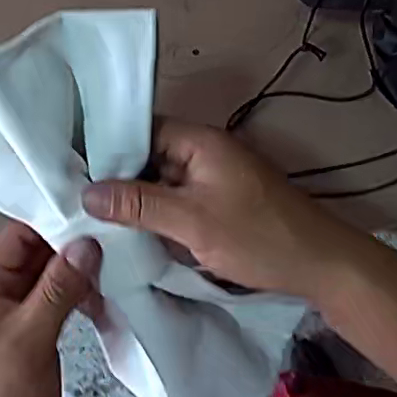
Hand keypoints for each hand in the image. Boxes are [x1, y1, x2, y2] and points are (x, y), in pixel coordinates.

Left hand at [0, 223, 99, 396]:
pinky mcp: (34, 346)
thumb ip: (56, 290)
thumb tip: (84, 244)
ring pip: (48, 283)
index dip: (47, 224)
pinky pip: (57, 308)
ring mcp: (16, 325)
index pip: (14, 240)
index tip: (84, 214)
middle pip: (32, 259)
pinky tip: (101, 296)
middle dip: (67, 247)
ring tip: (110, 261)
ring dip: (75, 274)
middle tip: (107, 235)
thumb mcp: (27, 341)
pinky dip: (77, 299)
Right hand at [83, 118, 360, 297]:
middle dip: (116, 175)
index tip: (72, 163)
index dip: (106, 144)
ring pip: (159, 179)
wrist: (324, 268)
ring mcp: (210, 177)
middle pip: (147, 154)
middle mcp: (202, 151)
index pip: (141, 129)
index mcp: (198, 140)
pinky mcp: (216, 201)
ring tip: (92, 212)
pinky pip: (175, 198)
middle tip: (76, 194)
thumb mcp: (192, 221)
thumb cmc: (258, 236)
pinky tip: (129, 228)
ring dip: (135, 196)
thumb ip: (139, 204)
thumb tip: (87, 192)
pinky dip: (155, 211)